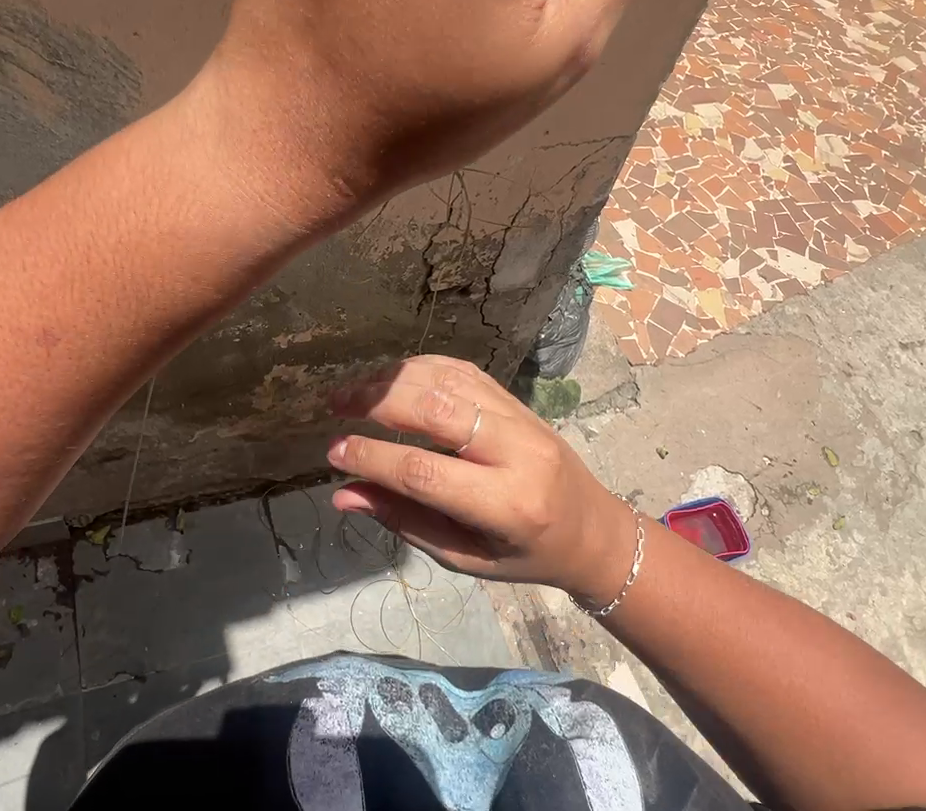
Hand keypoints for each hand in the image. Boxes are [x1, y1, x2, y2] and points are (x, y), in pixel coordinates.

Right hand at [326, 355, 641, 603]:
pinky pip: (462, 370)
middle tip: (335, 405)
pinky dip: (420, 368)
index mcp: (507, 506)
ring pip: (449, 381)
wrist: (592, 528)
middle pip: (437, 410)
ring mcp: (521, 418)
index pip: (425, 472)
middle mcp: (517, 452)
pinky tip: (389, 377)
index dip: (373, 459)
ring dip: (393, 379)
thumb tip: (343, 495)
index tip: (333, 452)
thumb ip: (404, 521)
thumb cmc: (525, 556)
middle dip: (378, 402)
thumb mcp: (465, 557)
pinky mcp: (516, 399)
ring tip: (352, 390)